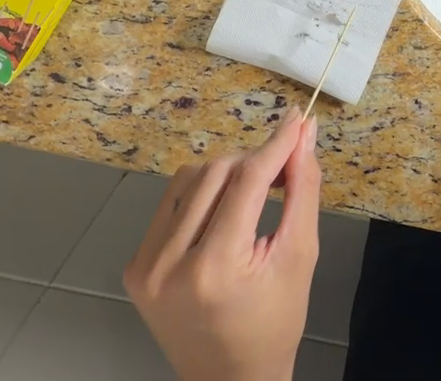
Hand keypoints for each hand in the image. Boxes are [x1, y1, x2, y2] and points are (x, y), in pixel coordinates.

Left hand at [124, 110, 320, 380]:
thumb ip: (304, 189)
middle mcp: (169, 264)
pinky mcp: (135, 265)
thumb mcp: (300, 255)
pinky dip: (202, 192)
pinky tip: (223, 211)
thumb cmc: (275, 322)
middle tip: (283, 168)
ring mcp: (145, 265)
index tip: (297, 117)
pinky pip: (172, 201)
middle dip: (255, 159)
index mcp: (215, 268)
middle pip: (217, 172)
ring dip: (227, 172)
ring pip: (191, 178)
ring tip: (254, 192)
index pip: (247, 180)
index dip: (275, 144)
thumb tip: (305, 132)